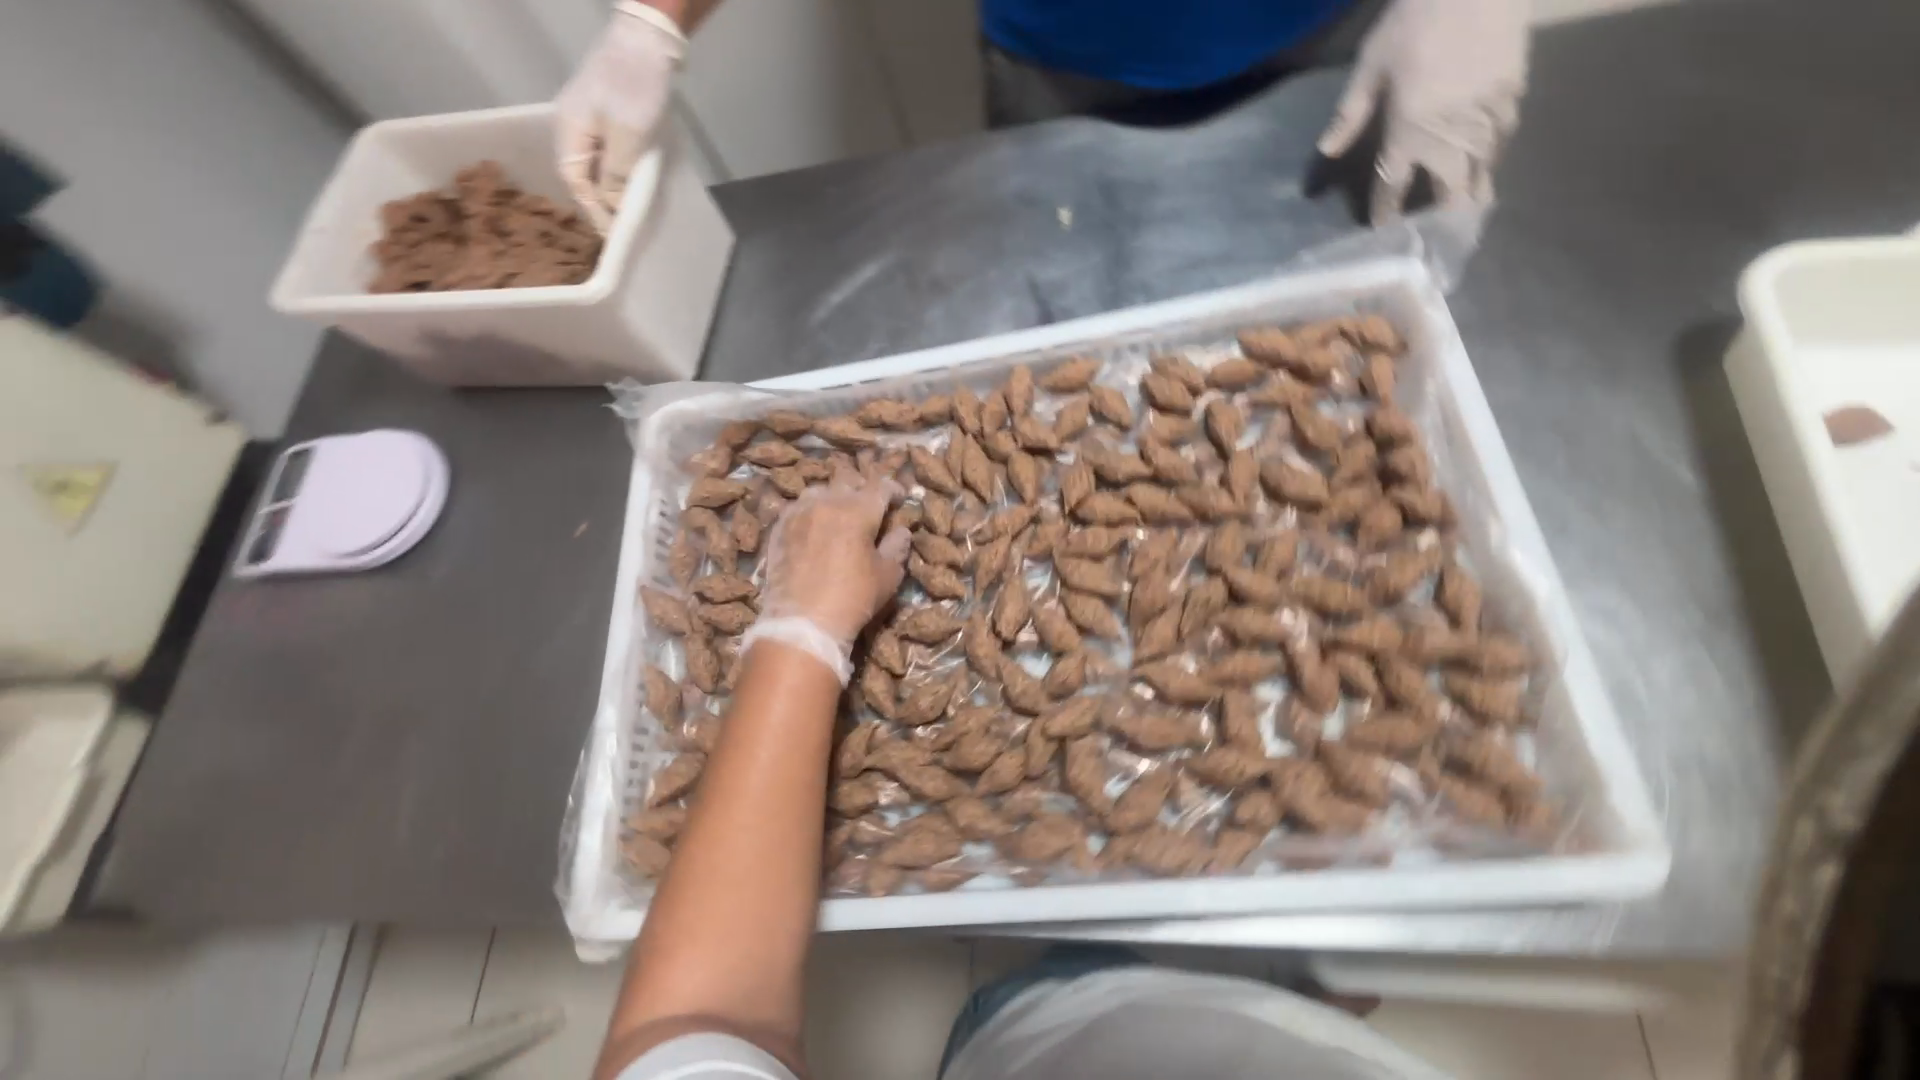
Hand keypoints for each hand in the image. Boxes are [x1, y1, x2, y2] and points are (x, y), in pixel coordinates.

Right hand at [555, 0, 685, 232]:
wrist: (648, 37)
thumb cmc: (635, 87)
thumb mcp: (628, 137)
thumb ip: (616, 175)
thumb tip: (611, 206)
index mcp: (570, 130)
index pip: (576, 181)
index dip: (594, 210)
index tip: (611, 234)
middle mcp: (571, 124)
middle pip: (582, 174)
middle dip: (598, 202)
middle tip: (619, 228)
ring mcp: (588, 116)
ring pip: (595, 163)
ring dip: (608, 188)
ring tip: (625, 213)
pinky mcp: (606, 112)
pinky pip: (606, 150)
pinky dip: (616, 171)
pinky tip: (630, 182)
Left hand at [744, 473, 908, 682]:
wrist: (802, 622)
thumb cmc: (853, 599)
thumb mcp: (887, 576)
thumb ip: (897, 547)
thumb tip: (901, 530)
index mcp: (858, 510)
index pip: (880, 486)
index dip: (894, 489)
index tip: (899, 499)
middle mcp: (827, 502)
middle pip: (846, 479)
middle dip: (861, 487)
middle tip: (869, 504)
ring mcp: (799, 513)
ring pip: (819, 490)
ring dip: (833, 497)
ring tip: (839, 513)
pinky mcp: (778, 528)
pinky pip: (797, 508)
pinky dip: (810, 512)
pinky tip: (814, 527)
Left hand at [1317, 0, 1528, 223]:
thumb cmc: (1415, 21)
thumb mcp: (1370, 67)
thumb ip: (1349, 115)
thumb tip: (1325, 154)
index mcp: (1409, 134)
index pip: (1393, 188)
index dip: (1386, 214)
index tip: (1381, 232)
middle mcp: (1450, 138)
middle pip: (1449, 194)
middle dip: (1442, 221)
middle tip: (1436, 241)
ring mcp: (1486, 120)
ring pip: (1481, 174)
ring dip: (1470, 196)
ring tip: (1464, 219)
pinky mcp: (1513, 98)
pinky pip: (1501, 144)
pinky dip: (1491, 162)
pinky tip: (1485, 170)